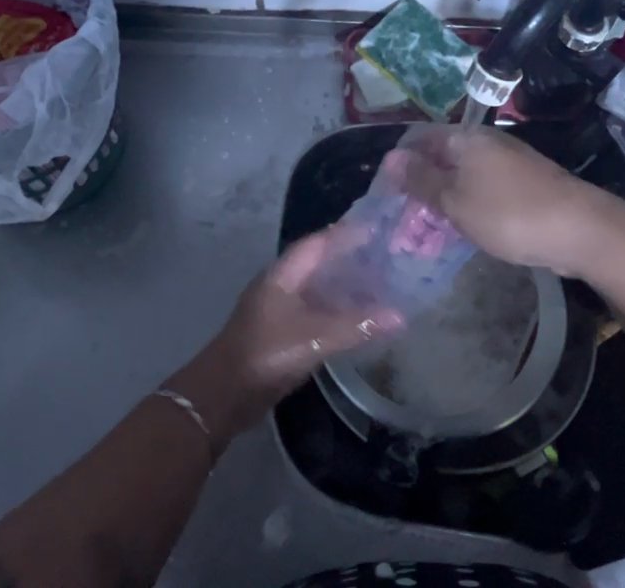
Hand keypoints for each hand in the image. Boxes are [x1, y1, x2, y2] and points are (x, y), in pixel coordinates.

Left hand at [171, 226, 403, 442]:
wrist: (223, 394)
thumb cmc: (265, 354)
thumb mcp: (314, 337)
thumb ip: (356, 326)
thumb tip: (401, 315)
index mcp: (282, 275)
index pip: (317, 243)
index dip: (345, 234)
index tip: (378, 229)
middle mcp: (280, 287)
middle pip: (318, 264)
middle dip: (350, 259)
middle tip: (388, 257)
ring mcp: (279, 311)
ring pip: (318, 290)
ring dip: (345, 287)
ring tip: (382, 285)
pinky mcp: (281, 334)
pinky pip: (315, 313)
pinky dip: (337, 312)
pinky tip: (359, 320)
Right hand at [397, 124, 624, 276]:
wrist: (581, 230)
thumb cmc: (508, 213)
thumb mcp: (454, 200)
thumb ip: (421, 180)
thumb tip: (392, 157)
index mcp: (464, 138)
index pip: (417, 138)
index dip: (398, 163)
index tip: (385, 194)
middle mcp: (485, 142)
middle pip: (440, 156)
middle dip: (419, 184)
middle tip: (405, 218)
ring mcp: (508, 162)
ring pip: (463, 175)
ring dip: (443, 198)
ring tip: (430, 230)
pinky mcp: (525, 184)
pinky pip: (484, 189)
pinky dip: (468, 205)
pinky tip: (465, 229)